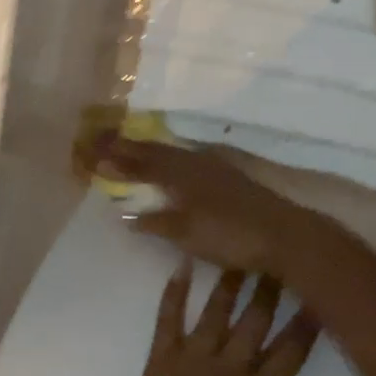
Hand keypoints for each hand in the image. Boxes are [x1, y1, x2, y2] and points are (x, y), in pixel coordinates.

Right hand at [91, 135, 315, 275]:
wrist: (282, 235)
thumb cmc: (231, 235)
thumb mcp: (187, 234)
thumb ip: (156, 222)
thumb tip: (127, 214)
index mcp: (182, 174)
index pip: (142, 162)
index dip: (117, 156)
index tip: (92, 148)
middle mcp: (196, 163)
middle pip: (157, 151)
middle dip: (129, 147)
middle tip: (104, 139)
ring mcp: (216, 167)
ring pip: (174, 153)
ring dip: (150, 150)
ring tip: (132, 147)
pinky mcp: (230, 177)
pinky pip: (189, 159)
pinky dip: (171, 158)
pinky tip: (174, 163)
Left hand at [100, 262, 352, 375]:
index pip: (291, 350)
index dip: (308, 321)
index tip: (321, 292)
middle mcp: (228, 368)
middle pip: (255, 320)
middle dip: (271, 288)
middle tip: (281, 254)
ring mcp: (192, 361)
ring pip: (216, 311)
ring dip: (230, 281)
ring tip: (241, 251)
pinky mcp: (161, 362)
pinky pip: (168, 320)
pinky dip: (174, 293)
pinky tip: (183, 266)